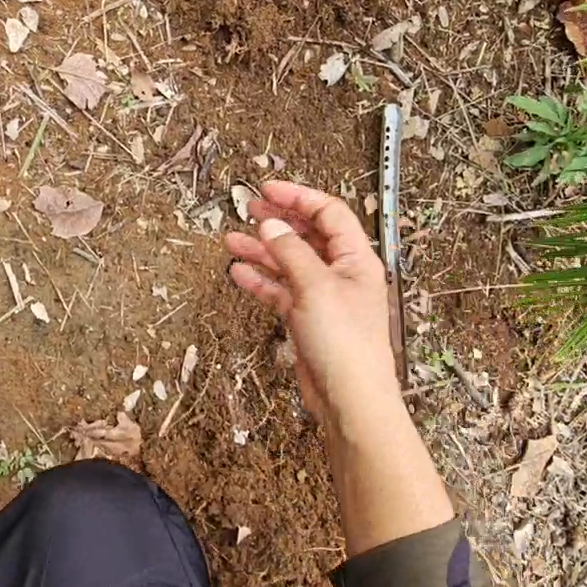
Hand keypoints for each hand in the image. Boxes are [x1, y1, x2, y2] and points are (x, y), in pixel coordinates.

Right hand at [224, 181, 402, 434]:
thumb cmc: (344, 342)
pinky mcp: (306, 318)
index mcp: (355, 258)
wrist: (348, 396)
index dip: (298, 197)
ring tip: (231, 239)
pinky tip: (238, 272)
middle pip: (307, 235)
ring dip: (261, 249)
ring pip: (288, 262)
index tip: (267, 189)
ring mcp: (322, 295)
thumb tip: (270, 222)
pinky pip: (279, 290)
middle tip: (248, 208)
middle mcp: (341, 272)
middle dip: (278, 220)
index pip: (328, 213)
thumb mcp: (315, 286)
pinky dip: (259, 280)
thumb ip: (290, 250)